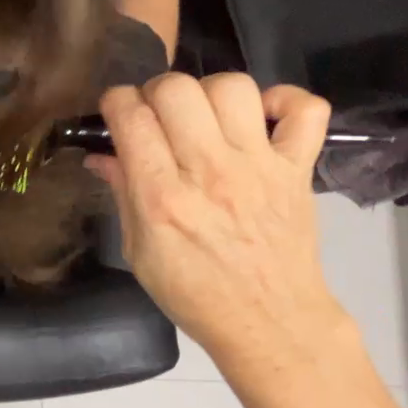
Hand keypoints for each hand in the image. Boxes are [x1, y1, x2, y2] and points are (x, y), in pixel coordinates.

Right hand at [84, 74, 351, 373]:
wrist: (267, 320)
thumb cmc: (192, 292)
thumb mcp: (138, 251)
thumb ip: (123, 194)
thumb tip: (102, 155)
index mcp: (162, 198)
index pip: (132, 119)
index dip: (115, 103)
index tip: (113, 113)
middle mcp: (210, 172)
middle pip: (177, 91)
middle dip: (154, 91)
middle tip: (153, 115)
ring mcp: (260, 166)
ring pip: (232, 88)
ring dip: (206, 91)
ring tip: (200, 115)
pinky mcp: (298, 167)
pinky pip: (305, 108)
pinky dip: (283, 100)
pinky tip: (259, 117)